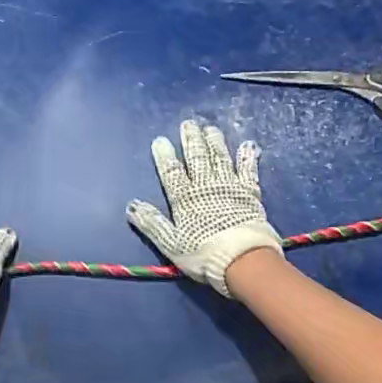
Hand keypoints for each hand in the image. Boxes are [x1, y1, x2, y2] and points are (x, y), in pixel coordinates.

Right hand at [126, 120, 281, 295]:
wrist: (241, 258)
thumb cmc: (202, 254)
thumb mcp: (170, 242)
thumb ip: (151, 223)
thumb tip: (131, 205)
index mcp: (184, 199)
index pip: (171, 172)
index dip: (165, 156)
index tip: (160, 140)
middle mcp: (205, 187)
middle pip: (197, 159)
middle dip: (191, 140)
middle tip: (188, 124)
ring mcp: (230, 187)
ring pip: (220, 159)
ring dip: (214, 143)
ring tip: (210, 129)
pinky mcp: (250, 193)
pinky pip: (248, 170)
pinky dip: (248, 157)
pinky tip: (248, 145)